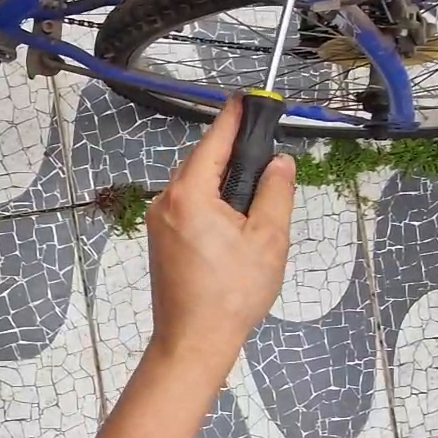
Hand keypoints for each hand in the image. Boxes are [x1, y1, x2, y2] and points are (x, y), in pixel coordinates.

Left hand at [145, 98, 295, 367]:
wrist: (193, 339)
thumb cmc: (232, 294)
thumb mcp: (268, 239)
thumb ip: (275, 192)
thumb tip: (280, 163)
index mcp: (190, 195)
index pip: (214, 141)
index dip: (234, 117)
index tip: (247, 98)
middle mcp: (165, 201)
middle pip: (202, 162)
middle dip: (232, 155)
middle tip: (265, 154)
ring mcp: (157, 220)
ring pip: (194, 185)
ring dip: (222, 182)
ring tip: (254, 198)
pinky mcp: (158, 238)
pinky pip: (186, 205)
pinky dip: (209, 202)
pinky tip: (232, 221)